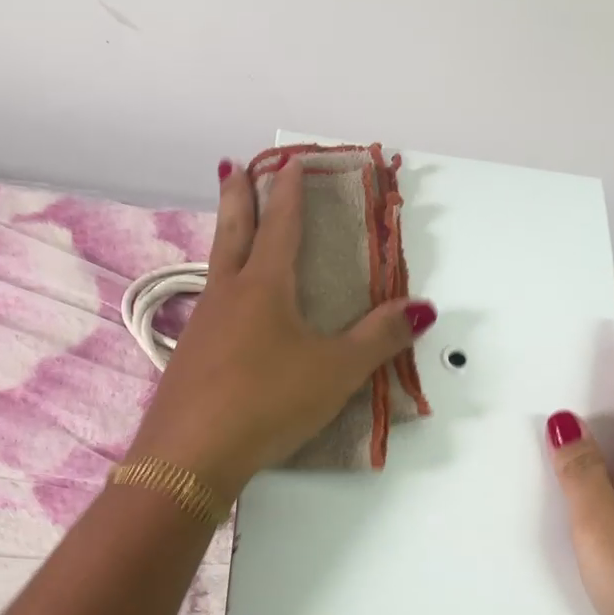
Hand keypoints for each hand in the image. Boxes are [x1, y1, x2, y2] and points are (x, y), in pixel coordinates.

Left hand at [130, 157, 435, 494]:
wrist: (192, 454)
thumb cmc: (269, 400)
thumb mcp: (336, 371)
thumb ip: (379, 338)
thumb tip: (423, 308)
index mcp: (265, 287)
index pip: (280, 227)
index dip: (289, 192)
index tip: (291, 160)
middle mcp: (228, 294)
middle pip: (233, 232)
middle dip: (239, 196)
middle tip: (236, 165)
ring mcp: (202, 324)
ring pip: (216, 265)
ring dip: (225, 237)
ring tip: (233, 229)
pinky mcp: (189, 355)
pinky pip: (210, 303)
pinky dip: (221, 285)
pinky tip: (225, 309)